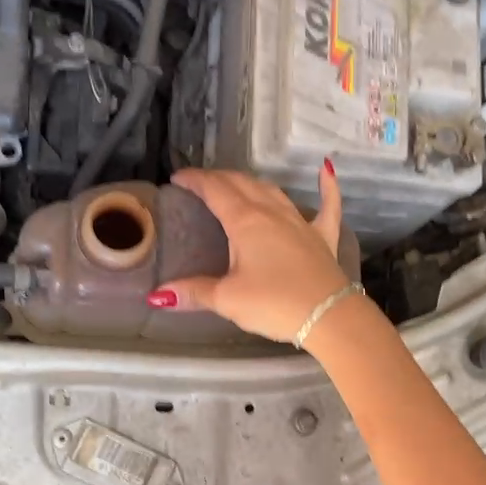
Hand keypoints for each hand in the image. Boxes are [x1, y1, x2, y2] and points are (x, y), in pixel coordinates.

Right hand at [154, 164, 355, 345]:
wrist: (328, 315)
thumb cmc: (273, 304)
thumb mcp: (227, 299)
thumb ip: (193, 292)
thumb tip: (157, 296)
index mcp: (245, 222)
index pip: (216, 190)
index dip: (195, 181)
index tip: (178, 179)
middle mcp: (273, 213)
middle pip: (243, 184)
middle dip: (219, 179)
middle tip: (202, 184)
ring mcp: (301, 222)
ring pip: (273, 191)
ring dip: (252, 183)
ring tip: (237, 184)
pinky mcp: (323, 237)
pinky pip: (327, 204)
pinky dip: (326, 186)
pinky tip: (325, 169)